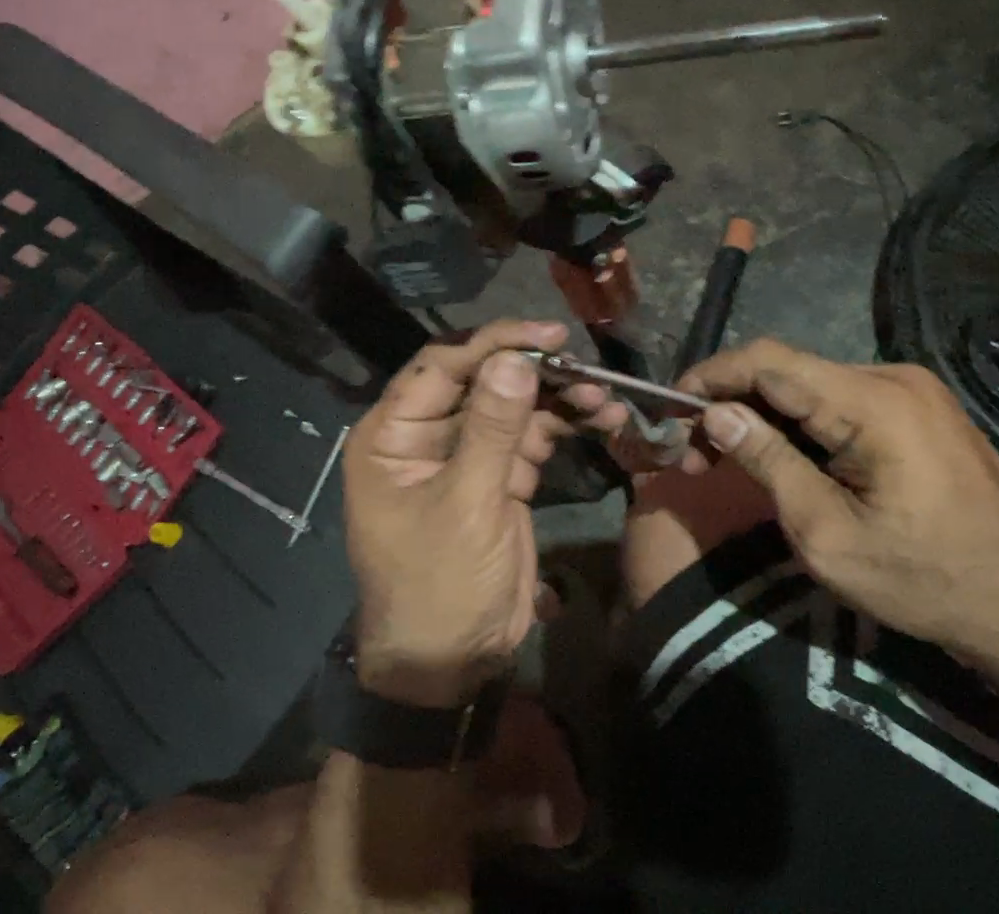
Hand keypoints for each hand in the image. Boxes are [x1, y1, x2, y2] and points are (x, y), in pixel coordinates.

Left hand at [343, 320, 620, 707]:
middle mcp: (425, 437)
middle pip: (483, 383)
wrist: (449, 661)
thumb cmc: (438, 583)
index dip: (494, 345)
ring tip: (605, 399)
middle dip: (536, 374)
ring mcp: (465, 458)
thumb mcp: (466, 504)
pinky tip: (603, 420)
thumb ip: (492, 430)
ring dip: (559, 401)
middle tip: (587, 371)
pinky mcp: (499, 480)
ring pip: (514, 409)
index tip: (549, 337)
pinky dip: (564, 429)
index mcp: (392, 436)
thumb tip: (515, 361)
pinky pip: (532, 440)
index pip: (441, 367)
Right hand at [677, 340, 998, 649]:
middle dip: (732, 402)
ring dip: (763, 414)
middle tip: (693, 453)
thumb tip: (716, 414)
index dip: (712, 376)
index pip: (769, 361)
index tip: (671, 408)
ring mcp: (912, 391)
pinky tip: (777, 455)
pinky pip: (841, 401)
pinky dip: (800, 423)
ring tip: (725, 457)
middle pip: (789, 370)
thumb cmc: (921, 577)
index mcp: (873, 403)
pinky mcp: (919, 410)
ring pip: (813, 385)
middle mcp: (894, 378)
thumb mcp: (827, 532)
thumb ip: (769, 463)